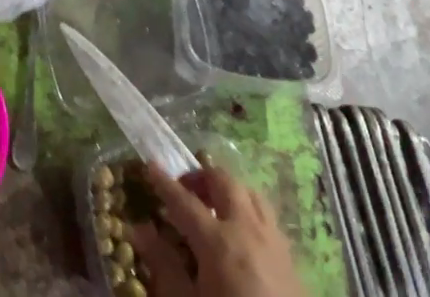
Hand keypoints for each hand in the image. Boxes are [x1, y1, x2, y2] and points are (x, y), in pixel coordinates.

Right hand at [130, 164, 304, 296]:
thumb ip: (163, 264)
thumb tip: (139, 229)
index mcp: (217, 241)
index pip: (184, 201)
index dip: (165, 183)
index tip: (150, 165)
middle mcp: (247, 229)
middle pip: (224, 182)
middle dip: (200, 178)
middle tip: (183, 190)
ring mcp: (273, 240)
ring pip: (250, 193)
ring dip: (228, 189)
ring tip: (212, 205)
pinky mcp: (290, 256)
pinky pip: (267, 216)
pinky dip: (249, 209)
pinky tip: (240, 232)